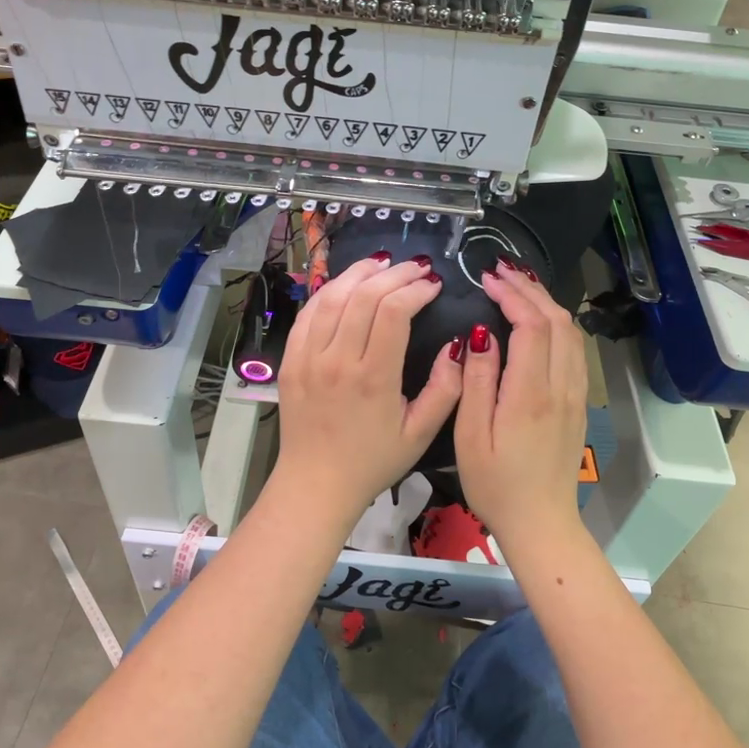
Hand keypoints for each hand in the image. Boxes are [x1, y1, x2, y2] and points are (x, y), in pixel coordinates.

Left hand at [272, 253, 462, 520]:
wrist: (316, 484)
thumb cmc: (374, 461)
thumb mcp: (421, 434)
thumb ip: (445, 389)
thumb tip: (458, 345)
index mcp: (373, 378)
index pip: (394, 312)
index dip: (416, 289)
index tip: (434, 285)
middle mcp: (338, 361)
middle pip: (364, 295)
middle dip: (395, 273)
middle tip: (417, 268)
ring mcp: (308, 358)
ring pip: (331, 297)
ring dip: (359, 273)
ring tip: (383, 263)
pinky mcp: (290, 361)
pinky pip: (307, 314)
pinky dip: (328, 292)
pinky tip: (347, 285)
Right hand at [454, 260, 588, 547]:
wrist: (541, 523)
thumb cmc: (495, 483)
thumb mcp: (470, 436)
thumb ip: (477, 381)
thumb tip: (480, 334)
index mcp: (530, 394)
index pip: (531, 326)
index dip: (512, 295)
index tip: (487, 278)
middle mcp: (560, 387)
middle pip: (557, 321)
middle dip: (530, 289)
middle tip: (501, 271)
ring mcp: (575, 395)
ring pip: (571, 332)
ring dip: (547, 302)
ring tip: (519, 285)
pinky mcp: (579, 403)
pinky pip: (575, 349)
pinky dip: (558, 323)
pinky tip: (540, 319)